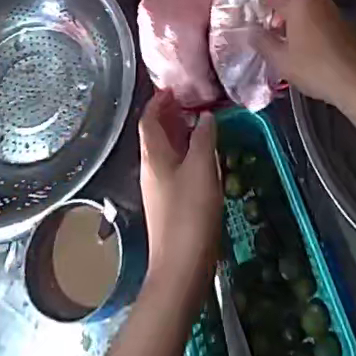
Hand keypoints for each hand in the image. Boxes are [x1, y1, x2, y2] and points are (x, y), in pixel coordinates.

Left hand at [137, 89, 219, 295]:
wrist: (180, 270)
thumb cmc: (189, 214)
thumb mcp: (202, 168)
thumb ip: (204, 137)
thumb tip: (205, 115)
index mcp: (152, 155)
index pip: (149, 118)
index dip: (160, 99)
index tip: (176, 85)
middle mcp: (151, 168)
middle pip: (156, 133)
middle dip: (172, 114)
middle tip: (194, 98)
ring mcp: (159, 188)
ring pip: (167, 150)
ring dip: (181, 133)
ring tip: (204, 121)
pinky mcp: (170, 204)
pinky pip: (176, 167)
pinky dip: (188, 153)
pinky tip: (206, 157)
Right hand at [254, 0, 355, 110]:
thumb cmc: (314, 68)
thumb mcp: (281, 59)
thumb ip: (262, 42)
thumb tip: (251, 31)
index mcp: (298, 2)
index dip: (259, 11)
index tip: (253, 27)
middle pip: (289, 3)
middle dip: (278, 19)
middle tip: (270, 40)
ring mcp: (331, 8)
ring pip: (304, 11)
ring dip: (294, 24)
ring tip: (288, 47)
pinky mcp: (341, 20)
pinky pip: (317, 18)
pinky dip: (308, 28)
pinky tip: (307, 49)